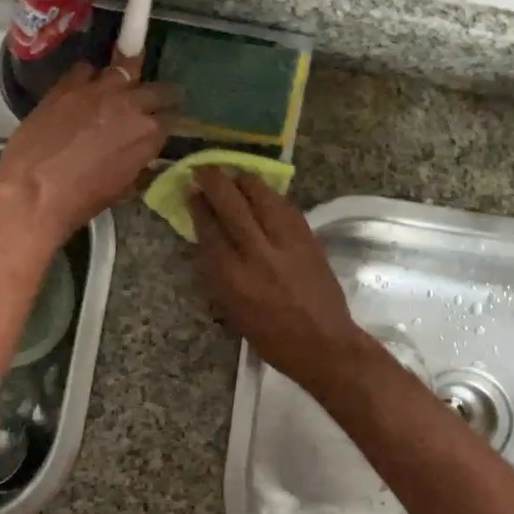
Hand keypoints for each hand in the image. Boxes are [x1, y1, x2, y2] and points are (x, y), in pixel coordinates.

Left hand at [0, 64, 175, 246]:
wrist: (32, 190)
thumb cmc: (80, 200)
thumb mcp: (122, 188)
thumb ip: (138, 162)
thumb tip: (142, 154)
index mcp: (148, 134)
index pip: (172, 119)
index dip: (170, 121)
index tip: (166, 124)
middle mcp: (130, 105)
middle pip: (157, 90)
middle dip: (162, 95)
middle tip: (161, 99)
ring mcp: (98, 89)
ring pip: (125, 69)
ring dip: (129, 77)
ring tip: (125, 81)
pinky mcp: (67, 84)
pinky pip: (86, 69)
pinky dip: (90, 76)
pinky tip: (84, 86)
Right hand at [189, 168, 372, 394]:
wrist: (323, 344)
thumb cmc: (271, 337)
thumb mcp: (231, 310)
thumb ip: (217, 273)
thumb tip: (207, 239)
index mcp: (232, 278)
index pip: (209, 230)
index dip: (197, 206)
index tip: (190, 191)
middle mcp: (257, 255)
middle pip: (232, 205)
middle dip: (215, 182)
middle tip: (204, 169)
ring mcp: (286, 244)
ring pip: (262, 198)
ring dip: (244, 181)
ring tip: (234, 174)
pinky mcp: (308, 239)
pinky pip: (286, 207)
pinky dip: (271, 195)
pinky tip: (262, 190)